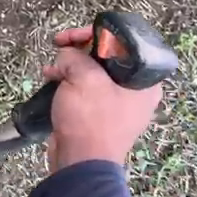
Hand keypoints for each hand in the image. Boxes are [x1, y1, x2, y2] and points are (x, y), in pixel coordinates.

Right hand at [42, 25, 162, 172]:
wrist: (81, 161)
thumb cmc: (90, 118)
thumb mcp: (83, 78)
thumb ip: (75, 56)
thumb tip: (65, 56)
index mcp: (145, 81)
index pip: (123, 44)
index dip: (94, 35)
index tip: (69, 37)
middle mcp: (136, 91)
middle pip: (106, 56)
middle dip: (78, 50)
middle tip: (57, 47)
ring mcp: (117, 103)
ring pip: (92, 71)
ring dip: (69, 65)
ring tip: (50, 70)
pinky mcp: (99, 113)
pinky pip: (84, 88)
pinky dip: (68, 81)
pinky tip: (51, 80)